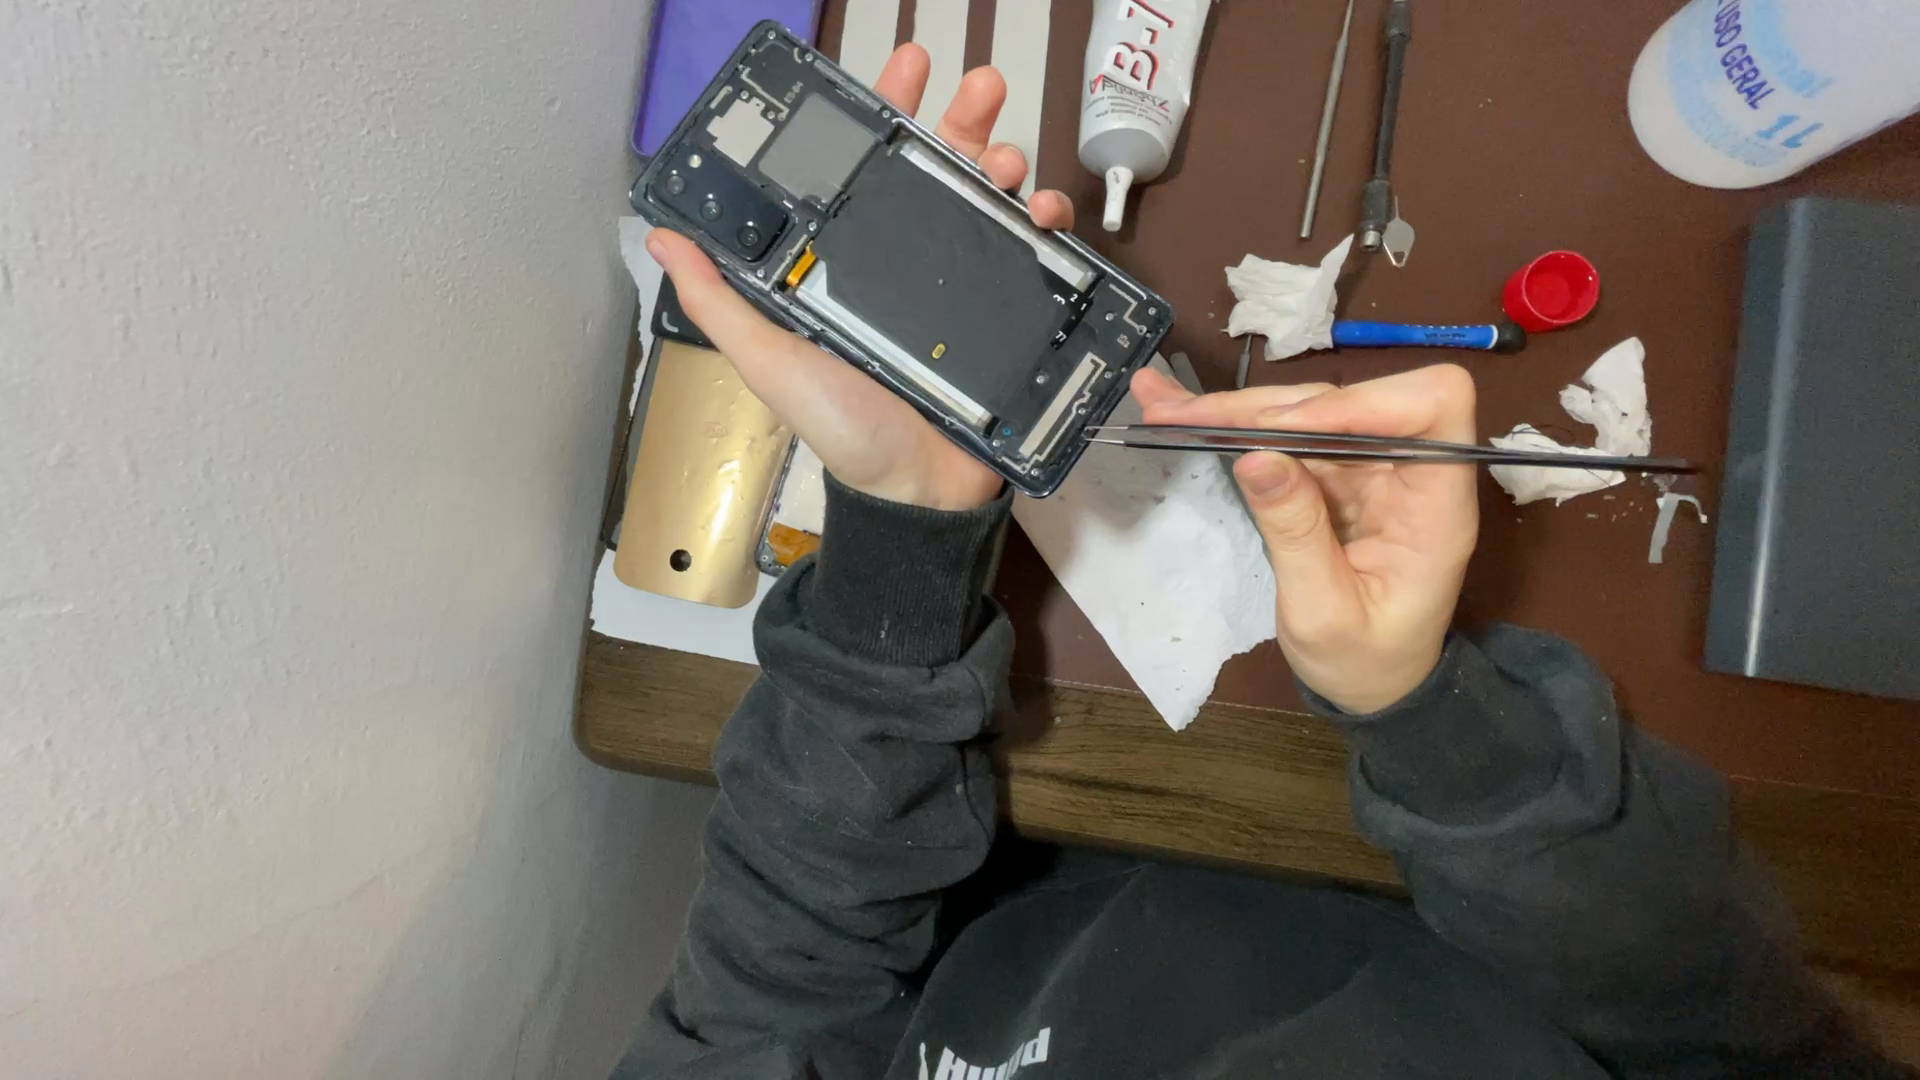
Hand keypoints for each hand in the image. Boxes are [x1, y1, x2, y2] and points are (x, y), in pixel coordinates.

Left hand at [646, 46, 1076, 511]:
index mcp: (846, 271)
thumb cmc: (846, 429)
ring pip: (983, 208)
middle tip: (981, 86)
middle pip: (930, 179)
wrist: (920, 488)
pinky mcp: (997, 318)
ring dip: (1002, 165)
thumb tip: (666, 238)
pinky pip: (1025, 260)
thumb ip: (723, 306)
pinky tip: (1044, 213)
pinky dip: (1042, 227)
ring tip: (1011, 156)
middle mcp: (900, 272)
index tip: (902, 70)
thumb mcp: (773, 363)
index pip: (861, 178)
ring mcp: (954, 293)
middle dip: (957, 123)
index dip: (880, 121)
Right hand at [1132, 364, 1480, 713]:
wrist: (1373, 682)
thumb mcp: (1323, 611)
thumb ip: (1295, 533)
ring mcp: (1362, 468)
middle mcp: (1404, 468)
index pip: (1429, 405)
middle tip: (1177, 413)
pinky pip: (1279, 435)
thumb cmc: (1363, 659)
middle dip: (1260, 406)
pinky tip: (1177, 410)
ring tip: (1160, 404)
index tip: (1278, 430)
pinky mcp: (1327, 474)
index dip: (1356, 404)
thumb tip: (1253, 457)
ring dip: (1230, 410)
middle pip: (1343, 400)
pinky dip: (1228, 425)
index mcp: (1434, 503)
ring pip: (1300, 411)